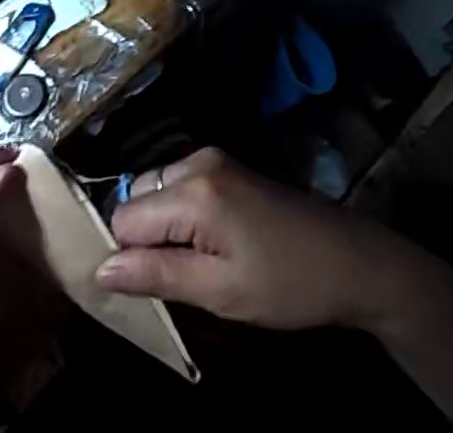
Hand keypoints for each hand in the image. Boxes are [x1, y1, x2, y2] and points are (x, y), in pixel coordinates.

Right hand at [94, 148, 426, 331]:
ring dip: (162, 227)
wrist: (353, 259)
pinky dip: (181, 216)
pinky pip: (180, 187)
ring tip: (197, 264)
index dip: (128, 257)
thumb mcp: (220, 292)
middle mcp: (198, 162)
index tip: (151, 288)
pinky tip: (210, 244)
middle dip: (145, 238)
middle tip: (180, 277)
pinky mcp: (228, 167)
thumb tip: (100, 270)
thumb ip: (156, 275)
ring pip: (156, 191)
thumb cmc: (288, 283)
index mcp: (194, 191)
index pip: (124, 219)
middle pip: (137, 197)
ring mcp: (215, 160)